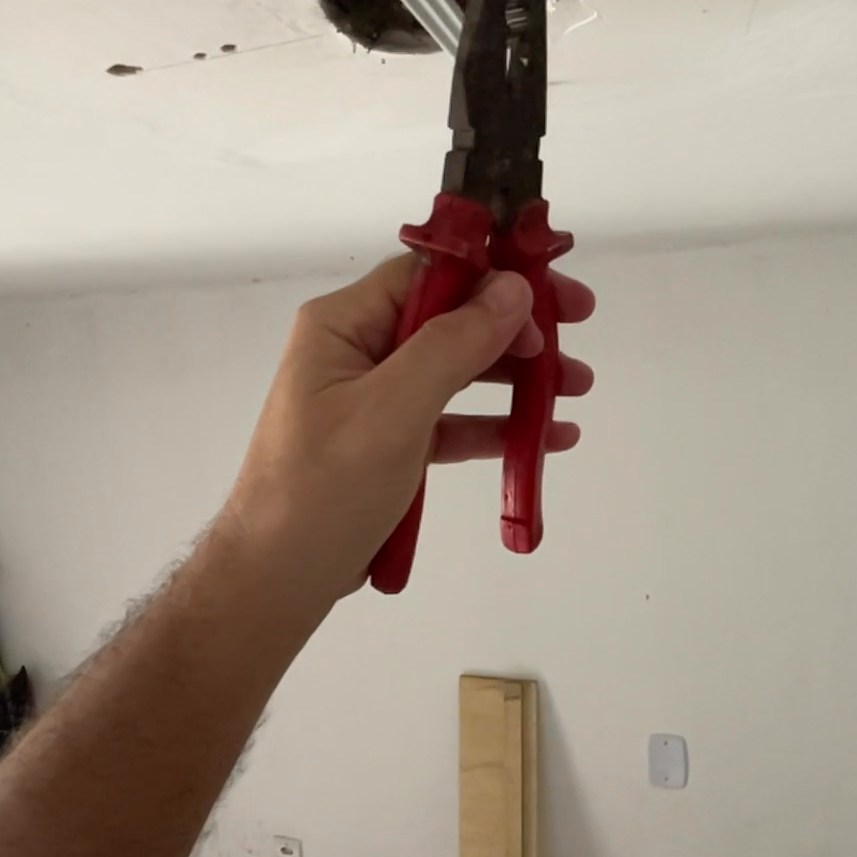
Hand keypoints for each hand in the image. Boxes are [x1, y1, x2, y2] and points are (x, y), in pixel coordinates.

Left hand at [220, 255, 595, 603]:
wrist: (279, 580)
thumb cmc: (326, 489)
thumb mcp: (393, 410)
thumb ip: (454, 345)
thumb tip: (512, 289)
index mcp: (343, 325)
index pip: (427, 276)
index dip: (492, 277)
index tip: (551, 291)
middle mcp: (357, 352)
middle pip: (448, 321)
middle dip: (514, 330)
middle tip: (577, 333)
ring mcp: (373, 400)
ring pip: (455, 372)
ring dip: (514, 379)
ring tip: (575, 388)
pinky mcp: (388, 445)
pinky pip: (449, 422)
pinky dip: (494, 427)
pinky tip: (544, 437)